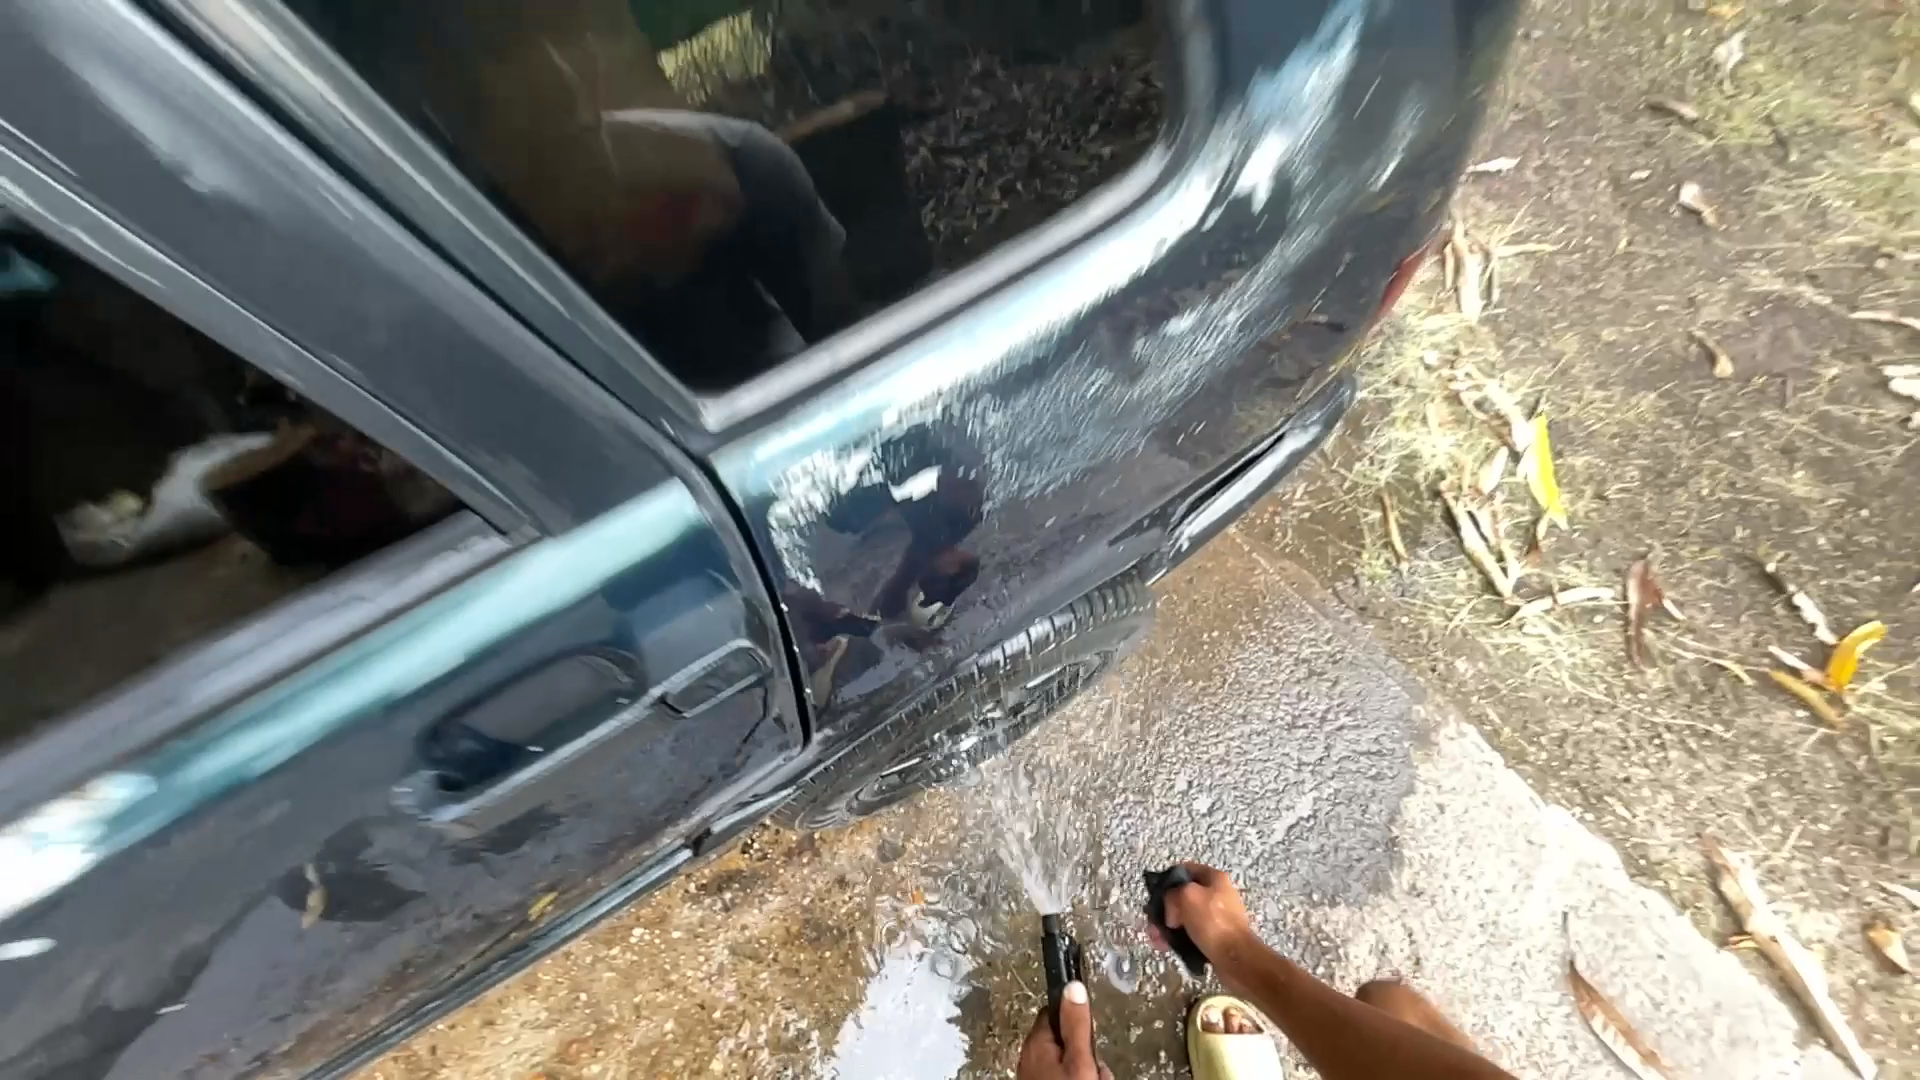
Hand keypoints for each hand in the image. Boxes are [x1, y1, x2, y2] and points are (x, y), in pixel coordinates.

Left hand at [1016, 981, 1110, 1079]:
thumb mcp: (1078, 1060)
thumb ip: (1076, 1024)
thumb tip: (1074, 985)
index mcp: (1036, 1040)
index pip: (1056, 1011)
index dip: (1076, 1018)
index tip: (1091, 1032)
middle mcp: (1030, 1053)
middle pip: (1064, 1038)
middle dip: (1085, 1050)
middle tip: (1096, 1068)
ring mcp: (1033, 1073)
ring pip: (1066, 1061)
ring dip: (1084, 1068)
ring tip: (1094, 1079)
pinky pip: (1062, 1074)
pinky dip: (1075, 1077)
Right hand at [1148, 862, 1257, 960]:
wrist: (1237, 960)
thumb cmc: (1212, 922)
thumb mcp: (1186, 896)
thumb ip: (1171, 893)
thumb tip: (1170, 908)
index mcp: (1214, 878)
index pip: (1184, 870)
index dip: (1167, 879)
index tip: (1156, 894)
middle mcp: (1218, 894)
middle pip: (1183, 895)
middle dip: (1165, 909)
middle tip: (1153, 923)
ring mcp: (1218, 917)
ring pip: (1185, 917)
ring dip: (1168, 927)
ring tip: (1157, 940)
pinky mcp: (1217, 937)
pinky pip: (1192, 933)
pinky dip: (1179, 939)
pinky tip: (1167, 947)